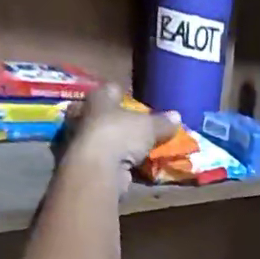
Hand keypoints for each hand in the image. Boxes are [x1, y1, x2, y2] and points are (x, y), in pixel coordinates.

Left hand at [61, 85, 179, 173]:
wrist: (97, 168)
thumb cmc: (120, 134)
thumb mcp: (149, 126)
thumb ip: (162, 122)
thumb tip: (177, 117)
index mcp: (99, 97)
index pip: (112, 90)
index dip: (125, 95)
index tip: (137, 104)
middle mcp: (86, 116)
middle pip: (105, 115)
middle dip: (119, 122)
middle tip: (136, 130)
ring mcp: (82, 142)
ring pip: (103, 139)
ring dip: (116, 145)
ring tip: (135, 152)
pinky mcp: (85, 164)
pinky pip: (104, 160)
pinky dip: (114, 163)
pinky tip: (128, 168)